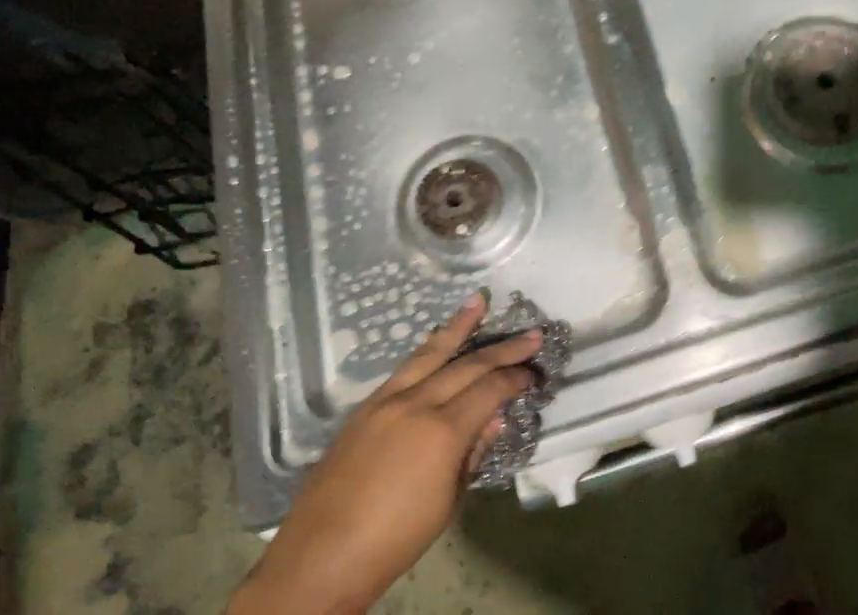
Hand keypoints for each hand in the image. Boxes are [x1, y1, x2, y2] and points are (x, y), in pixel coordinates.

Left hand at [229, 294, 541, 614]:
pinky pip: (403, 369)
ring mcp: (385, 401)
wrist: (322, 556)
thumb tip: (494, 419)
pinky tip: (437, 343)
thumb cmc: (395, 538)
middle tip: (532, 334)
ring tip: (479, 301)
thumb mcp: (448, 500)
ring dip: (458, 327)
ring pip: (429, 354)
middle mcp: (415, 404)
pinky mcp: (363, 409)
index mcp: (442, 431)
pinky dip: (426, 351)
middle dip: (503, 349)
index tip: (535, 375)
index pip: (490, 389)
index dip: (517, 379)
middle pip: (467, 365)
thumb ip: (473, 453)